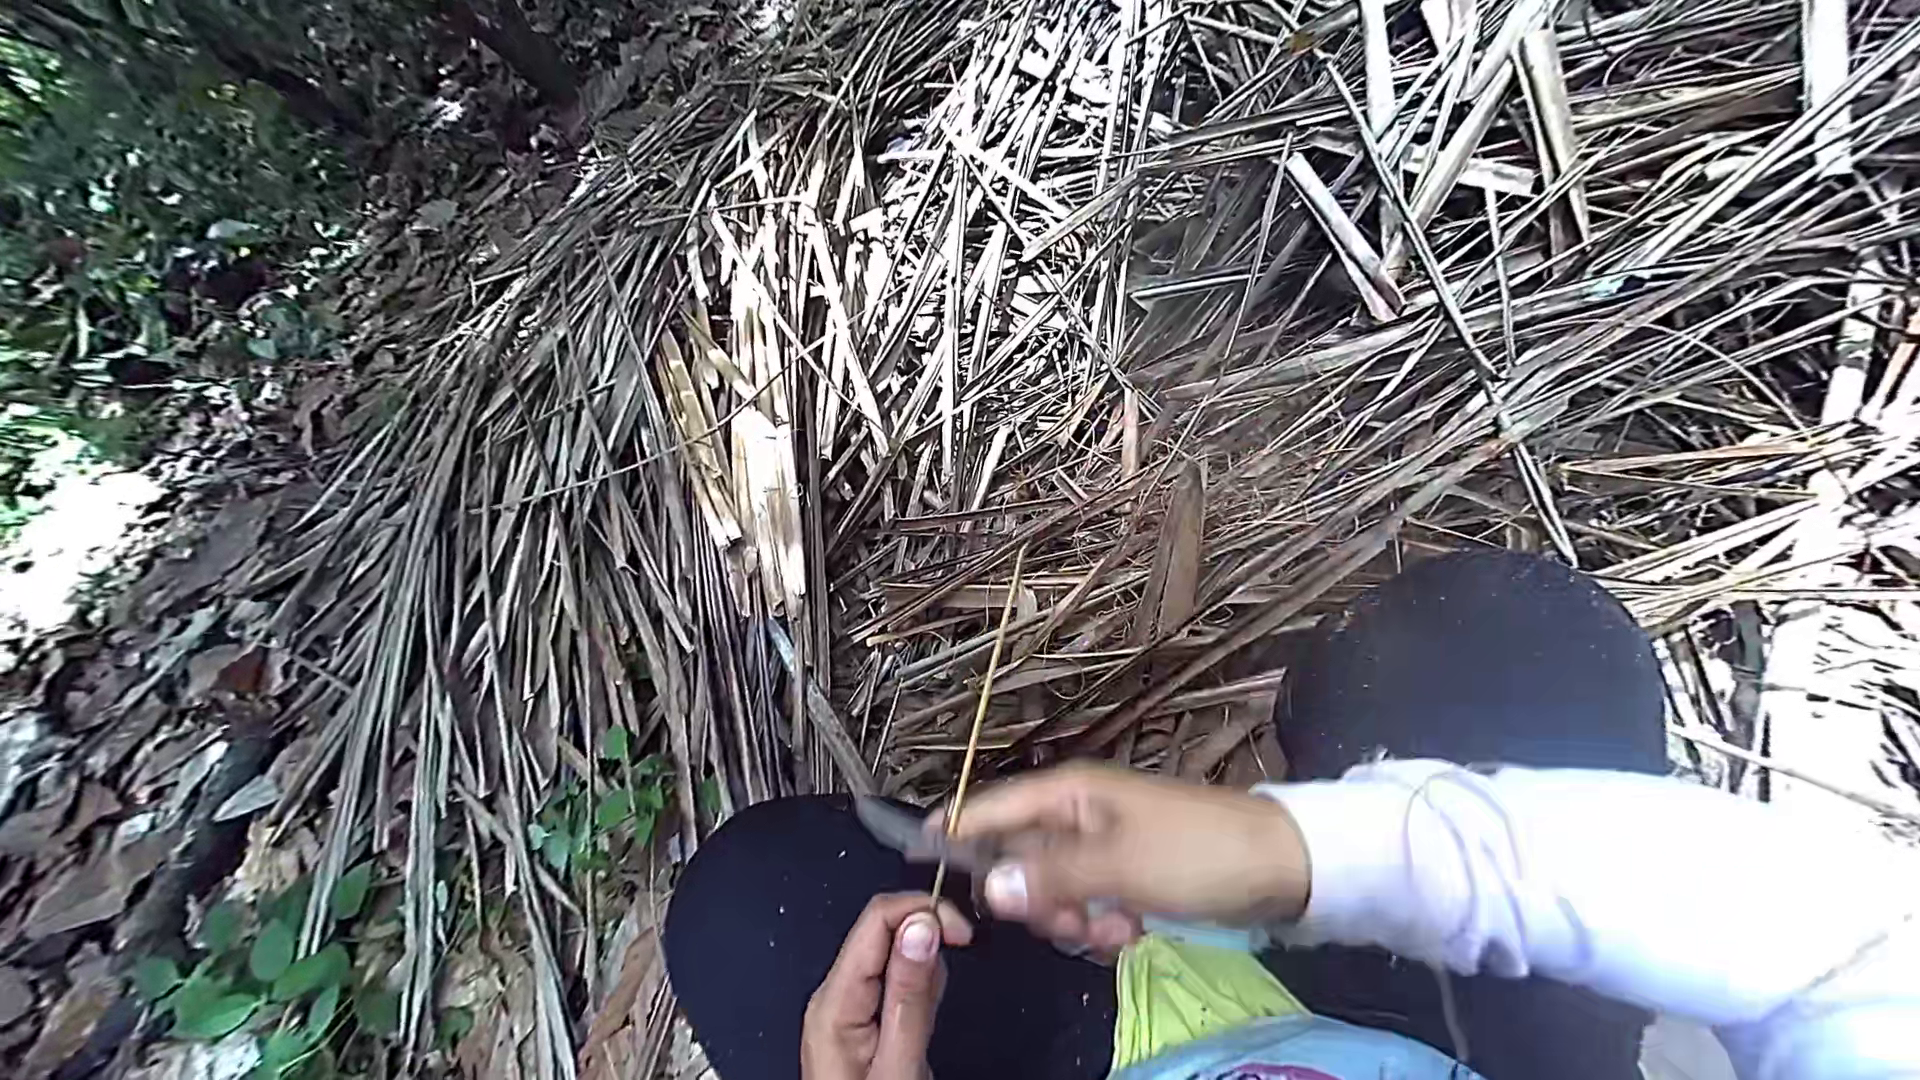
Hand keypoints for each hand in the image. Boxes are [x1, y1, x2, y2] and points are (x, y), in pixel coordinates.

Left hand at [801, 893, 972, 1079]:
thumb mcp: (898, 1072)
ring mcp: (849, 1006)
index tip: (962, 931)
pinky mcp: (865, 1018)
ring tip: (929, 1018)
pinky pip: (897, 978)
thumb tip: (923, 923)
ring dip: (924, 968)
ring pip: (894, 950)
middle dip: (924, 941)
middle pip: (883, 930)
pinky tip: (923, 1020)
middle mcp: (836, 994)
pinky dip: (921, 986)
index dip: (921, 911)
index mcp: (834, 1001)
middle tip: (947, 983)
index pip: (876, 920)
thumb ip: (910, 995)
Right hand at [941, 764, 1309, 948]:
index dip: (954, 828)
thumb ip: (1050, 876)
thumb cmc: (1192, 852)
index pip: (992, 807)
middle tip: (1070, 919)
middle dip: (1035, 896)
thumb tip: (991, 887)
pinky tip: (1130, 927)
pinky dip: (1100, 920)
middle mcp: (1074, 813)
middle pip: (1019, 855)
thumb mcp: (1119, 865)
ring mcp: (1098, 843)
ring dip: (1072, 915)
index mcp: (1066, 794)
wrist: (1278, 864)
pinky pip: (1085, 900)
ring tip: (1115, 924)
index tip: (917, 853)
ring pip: (1051, 886)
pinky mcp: (1122, 870)